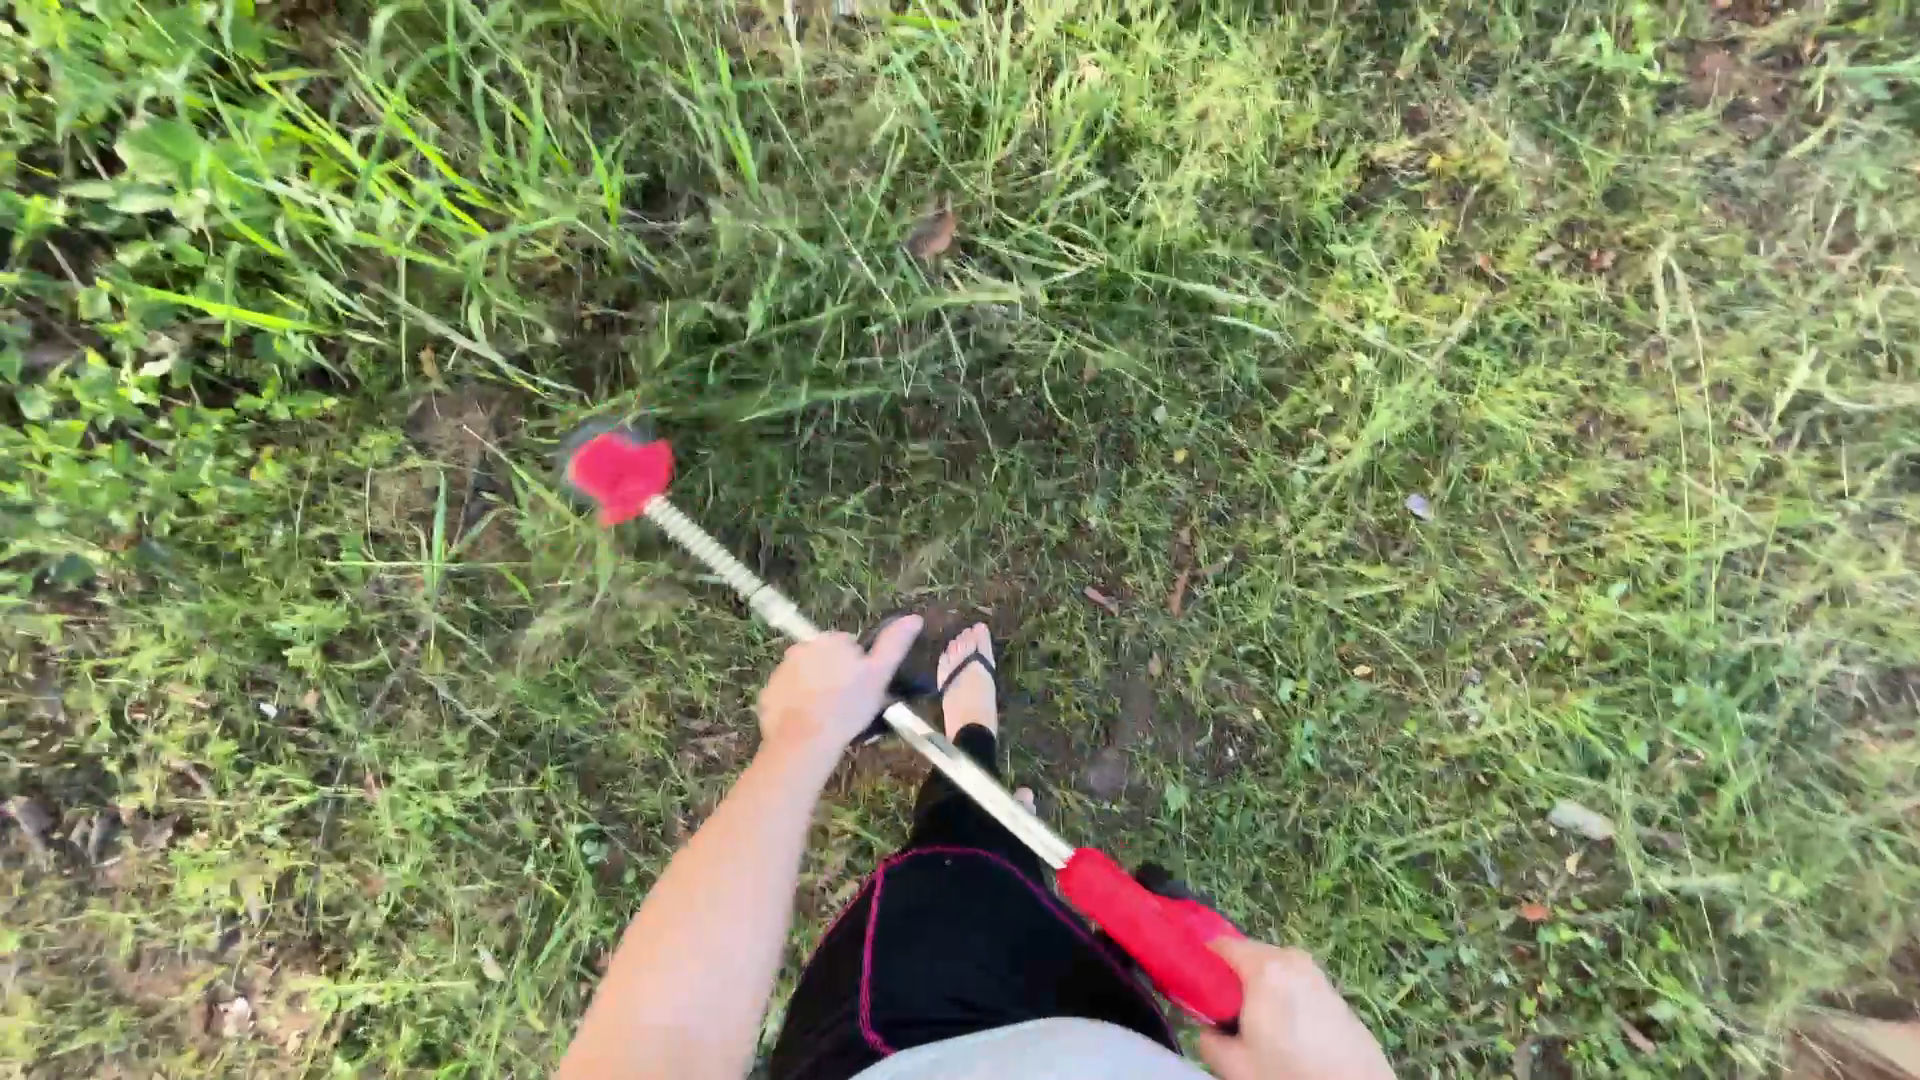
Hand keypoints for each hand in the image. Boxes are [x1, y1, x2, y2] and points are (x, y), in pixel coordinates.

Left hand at [754, 616, 920, 767]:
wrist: (805, 740)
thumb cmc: (848, 706)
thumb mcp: (880, 675)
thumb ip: (895, 644)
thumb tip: (914, 617)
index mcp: (831, 640)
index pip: (849, 645)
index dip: (859, 668)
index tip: (862, 688)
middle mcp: (801, 647)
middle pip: (825, 658)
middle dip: (835, 675)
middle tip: (847, 703)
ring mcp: (780, 671)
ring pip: (805, 676)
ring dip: (815, 689)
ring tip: (828, 715)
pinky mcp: (767, 694)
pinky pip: (787, 695)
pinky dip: (796, 704)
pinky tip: (808, 722)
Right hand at [1198, 939, 1394, 1079]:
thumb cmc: (1292, 1077)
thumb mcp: (1235, 1067)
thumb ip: (1207, 1040)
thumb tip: (1206, 1028)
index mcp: (1265, 966)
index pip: (1219, 944)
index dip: (1203, 965)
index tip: (1199, 994)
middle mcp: (1292, 959)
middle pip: (1247, 958)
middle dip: (1234, 983)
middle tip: (1231, 1020)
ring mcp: (1319, 976)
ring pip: (1274, 975)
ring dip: (1262, 995)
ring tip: (1265, 1035)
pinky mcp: (1338, 997)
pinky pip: (1299, 990)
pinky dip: (1289, 1005)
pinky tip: (1295, 1042)